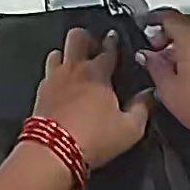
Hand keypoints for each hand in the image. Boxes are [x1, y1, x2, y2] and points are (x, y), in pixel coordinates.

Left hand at [34, 28, 152, 167]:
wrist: (52, 152)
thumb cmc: (93, 138)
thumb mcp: (130, 129)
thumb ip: (142, 109)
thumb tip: (149, 96)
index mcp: (98, 73)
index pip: (108, 48)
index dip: (112, 41)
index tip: (114, 38)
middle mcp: (75, 70)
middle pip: (77, 37)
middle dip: (86, 37)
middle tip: (94, 47)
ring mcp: (54, 80)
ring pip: (57, 51)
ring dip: (67, 54)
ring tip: (75, 64)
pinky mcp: (40, 94)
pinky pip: (47, 74)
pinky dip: (55, 74)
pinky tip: (60, 85)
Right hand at [138, 10, 189, 163]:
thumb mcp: (169, 91)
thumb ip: (155, 67)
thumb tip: (148, 56)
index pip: (170, 17)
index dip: (153, 21)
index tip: (145, 27)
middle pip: (186, 23)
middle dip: (167, 32)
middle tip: (153, 47)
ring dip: (182, 43)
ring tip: (169, 64)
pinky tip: (189, 74)